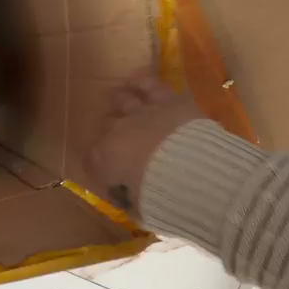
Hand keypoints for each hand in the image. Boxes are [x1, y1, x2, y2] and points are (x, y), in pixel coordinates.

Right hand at [81, 76, 204, 215]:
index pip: (92, 159)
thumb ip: (129, 198)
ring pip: (123, 100)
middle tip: (121, 139)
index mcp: (105, 160)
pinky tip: (135, 79)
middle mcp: (117, 131)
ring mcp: (141, 113)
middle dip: (111, 131)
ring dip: (120, 101)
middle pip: (107, 125)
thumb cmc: (164, 199)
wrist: (196, 176)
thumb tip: (128, 196)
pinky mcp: (167, 102)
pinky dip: (141, 81)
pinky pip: (148, 84)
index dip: (99, 166)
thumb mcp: (140, 209)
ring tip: (119, 99)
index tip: (108, 174)